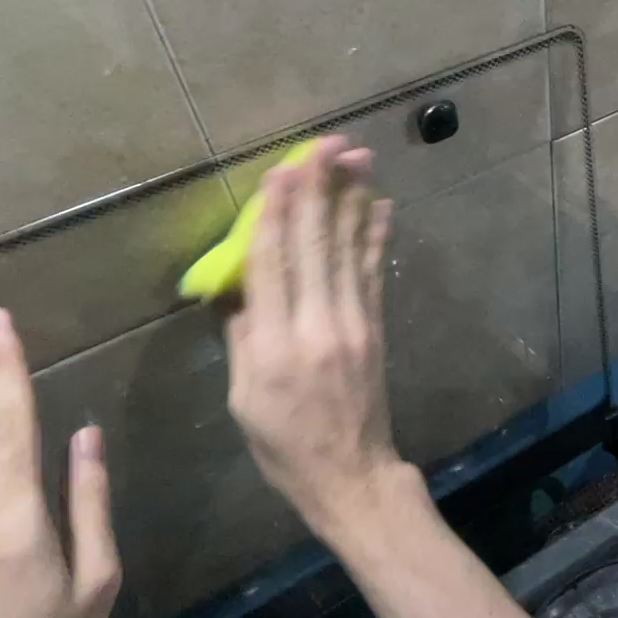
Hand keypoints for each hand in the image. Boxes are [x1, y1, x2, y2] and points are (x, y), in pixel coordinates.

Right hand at [226, 136, 399, 536]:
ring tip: (356, 157)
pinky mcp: (375, 328)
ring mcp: (353, 324)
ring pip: (347, 250)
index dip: (275, 214)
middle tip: (326, 144)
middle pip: (315, 246)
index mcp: (274, 346)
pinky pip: (373, 273)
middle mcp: (317, 325)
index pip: (272, 265)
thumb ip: (242, 337)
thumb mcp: (243, 399)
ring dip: (351, 199)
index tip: (281, 171)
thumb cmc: (285, 444)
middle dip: (319, 190)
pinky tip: (379, 205)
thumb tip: (238, 286)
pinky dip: (375, 236)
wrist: (351, 473)